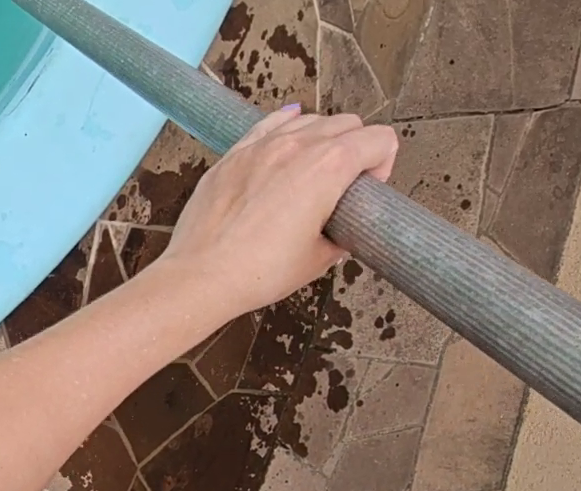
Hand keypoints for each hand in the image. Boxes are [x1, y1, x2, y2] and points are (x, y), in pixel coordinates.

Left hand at [157, 107, 398, 318]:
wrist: (199, 279)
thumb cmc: (255, 273)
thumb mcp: (317, 260)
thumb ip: (340, 234)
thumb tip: (340, 231)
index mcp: (329, 165)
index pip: (379, 139)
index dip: (382, 164)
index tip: (366, 189)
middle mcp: (296, 145)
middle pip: (345, 124)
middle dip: (354, 148)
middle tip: (341, 182)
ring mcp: (258, 148)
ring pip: (306, 120)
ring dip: (318, 138)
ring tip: (309, 170)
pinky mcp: (229, 159)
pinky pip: (265, 126)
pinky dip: (282, 127)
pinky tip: (284, 137)